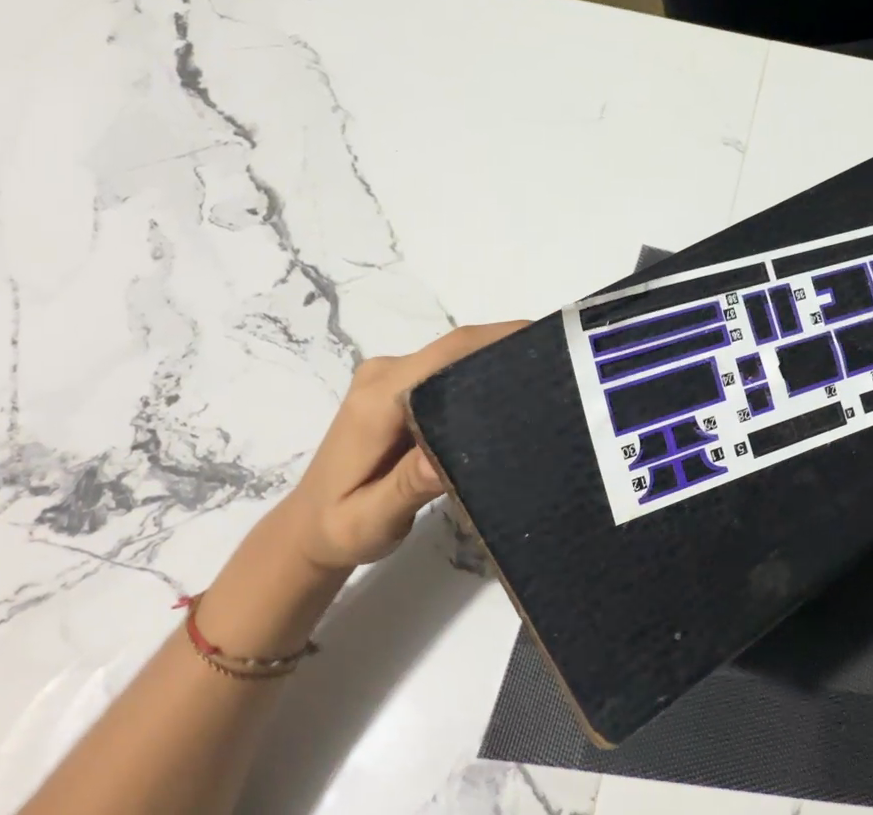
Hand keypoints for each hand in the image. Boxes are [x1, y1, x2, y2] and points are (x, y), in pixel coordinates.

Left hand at [281, 321, 529, 571]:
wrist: (306, 532)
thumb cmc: (340, 531)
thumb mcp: (371, 520)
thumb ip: (409, 485)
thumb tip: (449, 454)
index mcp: (378, 401)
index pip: (449, 353)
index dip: (501, 339)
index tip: (552, 344)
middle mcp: (384, 376)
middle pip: (458, 346)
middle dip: (511, 347)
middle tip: (566, 368)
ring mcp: (390, 378)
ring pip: (458, 354)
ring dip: (501, 360)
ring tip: (550, 380)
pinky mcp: (400, 388)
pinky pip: (450, 369)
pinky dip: (484, 372)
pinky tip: (514, 391)